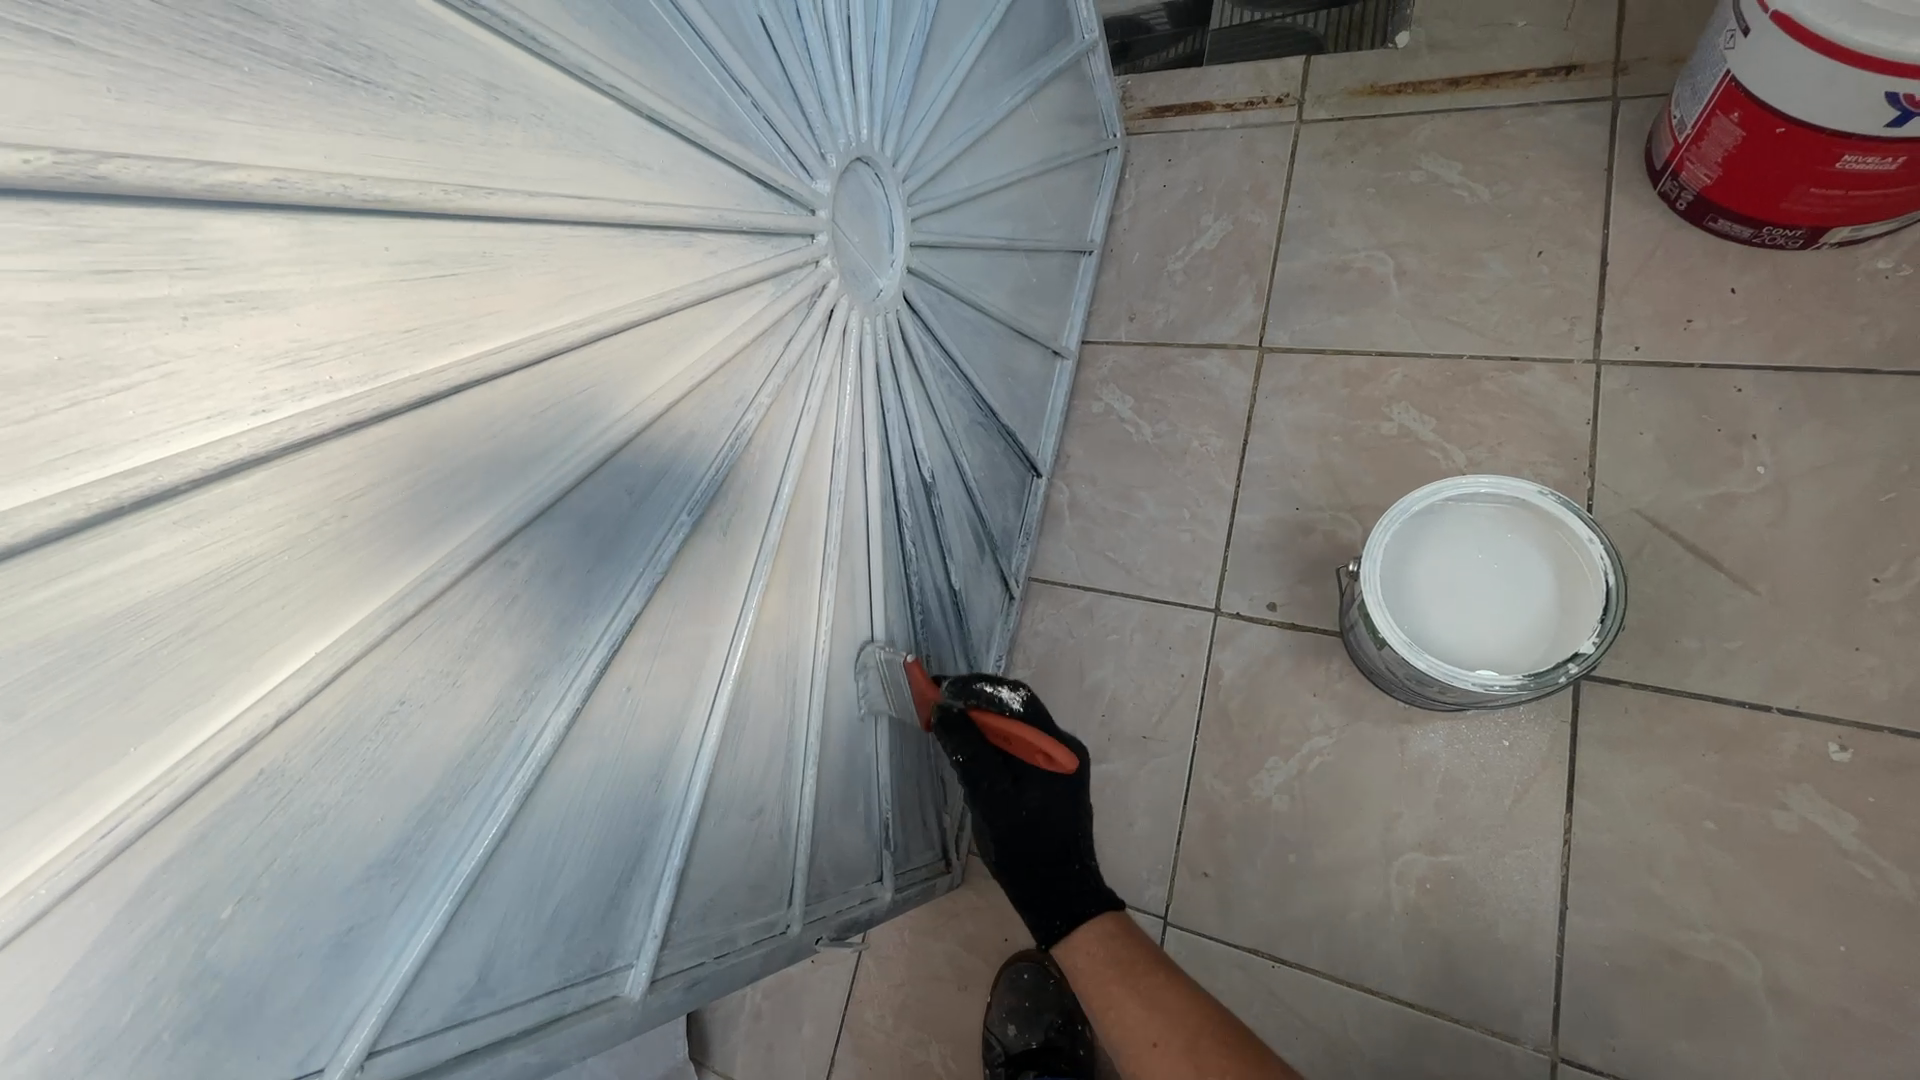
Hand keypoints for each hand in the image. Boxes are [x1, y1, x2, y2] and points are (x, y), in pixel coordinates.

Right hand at [931, 674, 1123, 948]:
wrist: (1062, 897)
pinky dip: (992, 739)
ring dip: (982, 718)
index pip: (1014, 698)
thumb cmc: (1026, 853)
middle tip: (937, 701)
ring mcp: (1059, 762)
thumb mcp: (991, 803)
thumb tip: (944, 711)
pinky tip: (969, 746)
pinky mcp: (1052, 776)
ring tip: (946, 720)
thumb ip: (969, 754)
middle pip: (1016, 707)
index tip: (940, 689)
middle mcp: (1063, 746)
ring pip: (1016, 725)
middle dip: (975, 700)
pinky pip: (1020, 745)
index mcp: (1054, 748)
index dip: (975, 687)